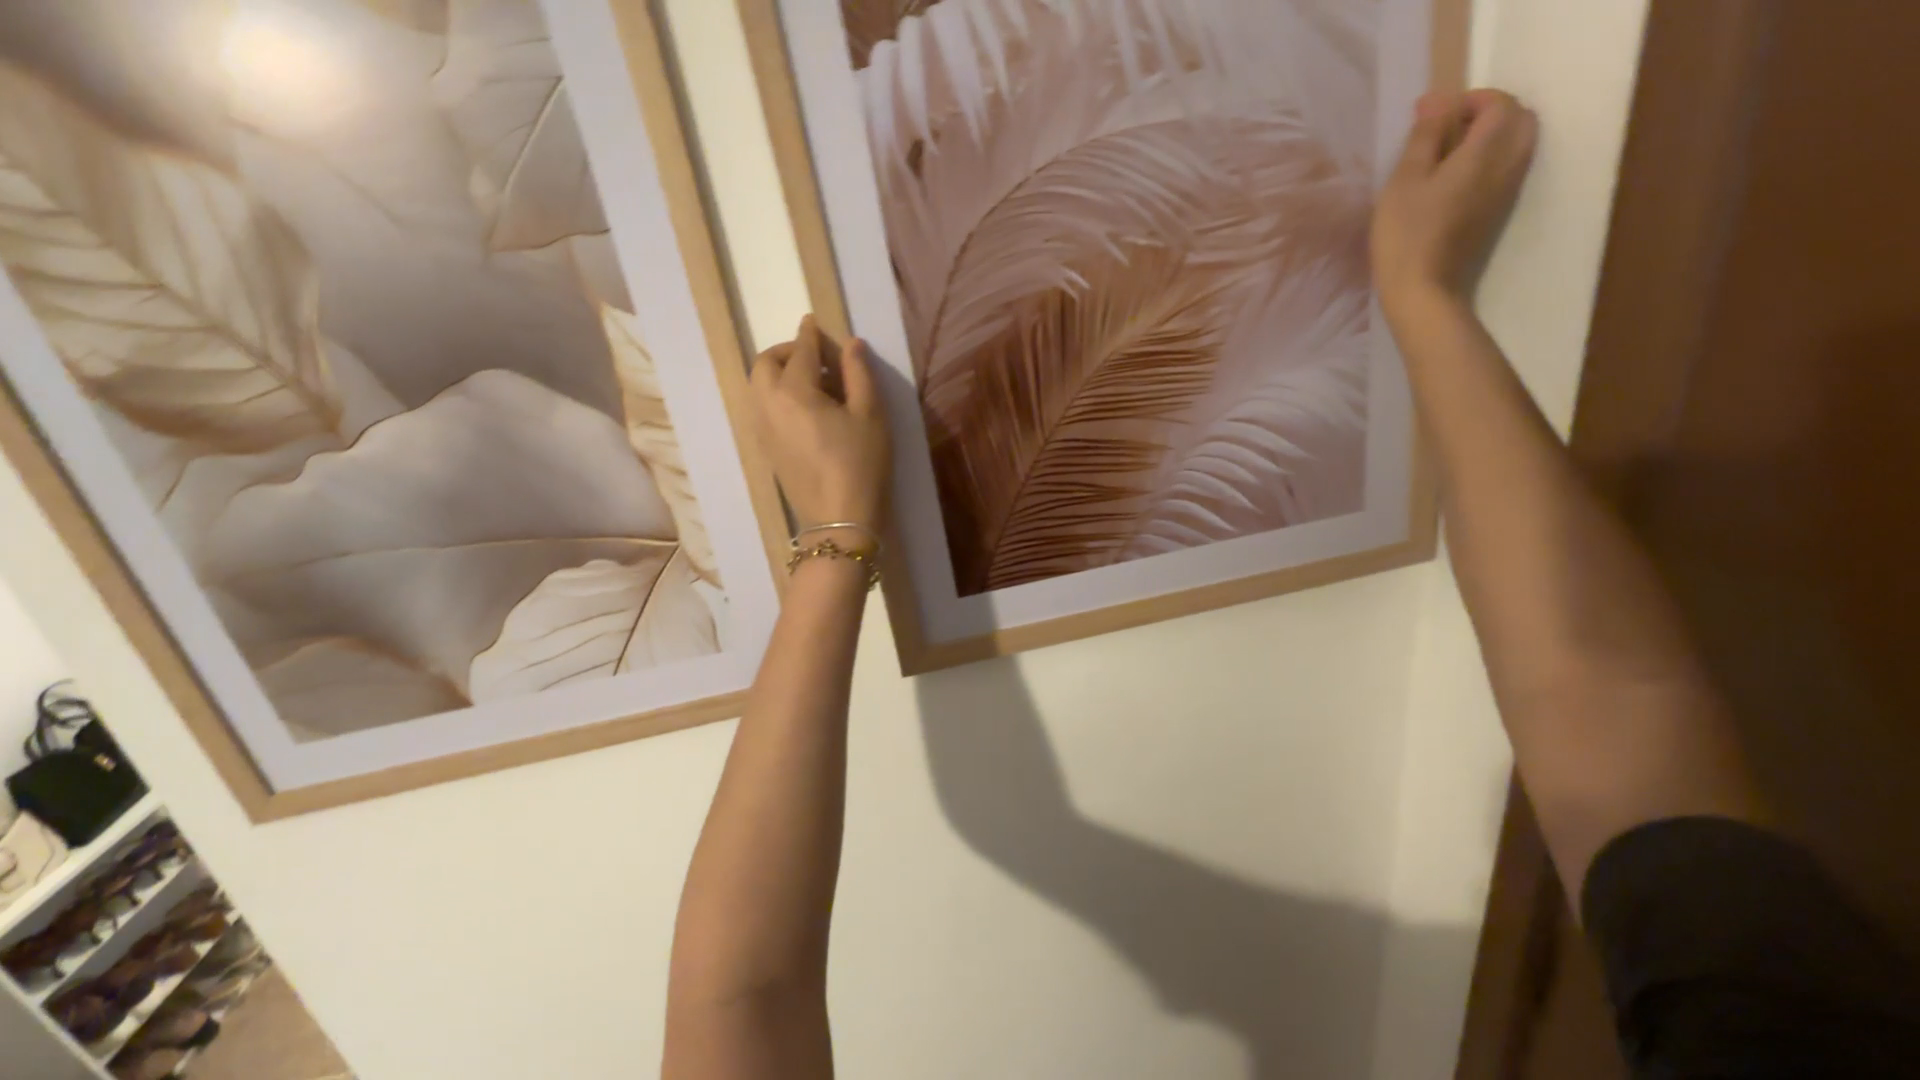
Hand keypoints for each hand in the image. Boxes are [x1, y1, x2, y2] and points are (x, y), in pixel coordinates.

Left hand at [751, 316, 891, 548]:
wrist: (840, 521)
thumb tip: (851, 344)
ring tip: (815, 385)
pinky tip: (807, 411)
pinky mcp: (765, 450)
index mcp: (794, 391)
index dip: (810, 334)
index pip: (800, 351)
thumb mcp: (870, 415)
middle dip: (787, 352)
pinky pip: (762, 409)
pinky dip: (777, 396)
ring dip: (779, 374)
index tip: (814, 322)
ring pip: (759, 387)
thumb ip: (859, 374)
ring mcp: (762, 430)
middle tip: (817, 358)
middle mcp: (768, 405)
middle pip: (765, 364)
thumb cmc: (861, 464)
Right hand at [1372, 89, 1538, 317]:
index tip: (1434, 118)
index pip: (1499, 104)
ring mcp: (1507, 190)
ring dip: (1492, 136)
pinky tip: (1456, 177)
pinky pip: (1509, 167)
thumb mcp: (1405, 179)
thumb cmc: (1406, 234)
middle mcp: (1508, 165)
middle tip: (1449, 129)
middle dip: (1490, 113)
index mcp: (1486, 152)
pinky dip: (1491, 158)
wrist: (1424, 290)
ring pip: (1519, 143)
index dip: (1469, 100)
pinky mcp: (1499, 211)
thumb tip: (1439, 99)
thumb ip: (1426, 135)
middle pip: (1521, 118)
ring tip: (1449, 153)